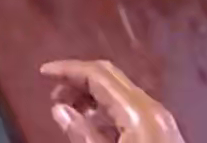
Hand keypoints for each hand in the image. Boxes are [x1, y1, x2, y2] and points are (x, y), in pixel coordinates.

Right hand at [41, 60, 184, 142]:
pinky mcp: (164, 135)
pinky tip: (94, 129)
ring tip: (70, 113)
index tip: (43, 73)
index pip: (96, 74)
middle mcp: (151, 108)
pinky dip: (107, 110)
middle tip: (54, 93)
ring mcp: (160, 121)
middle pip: (108, 76)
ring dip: (91, 95)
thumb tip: (59, 108)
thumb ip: (84, 136)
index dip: (67, 70)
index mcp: (138, 111)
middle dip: (78, 79)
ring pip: (119, 91)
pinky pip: (130, 109)